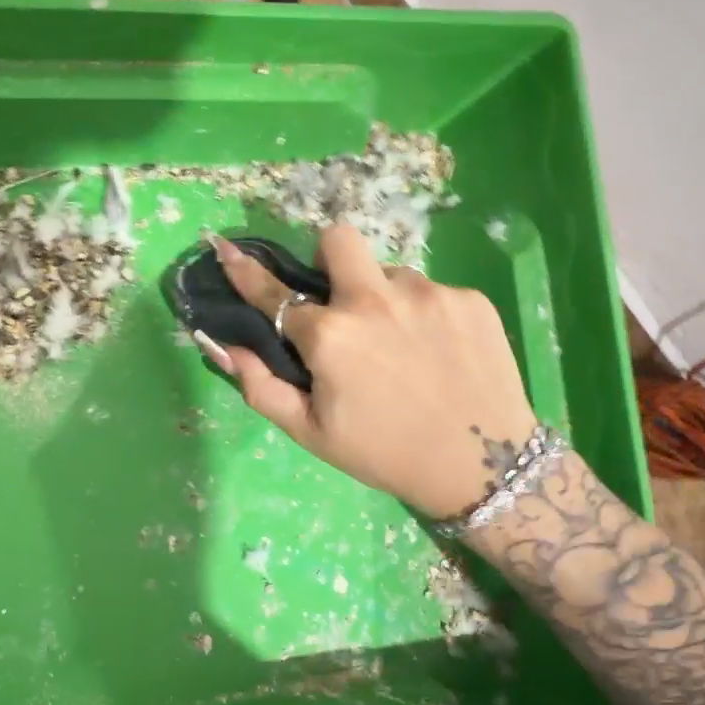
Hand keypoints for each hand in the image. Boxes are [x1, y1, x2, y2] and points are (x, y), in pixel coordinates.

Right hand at [194, 225, 537, 518]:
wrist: (481, 465)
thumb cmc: (381, 453)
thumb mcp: (309, 432)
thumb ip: (259, 385)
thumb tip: (224, 345)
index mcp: (330, 336)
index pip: (274, 292)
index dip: (246, 271)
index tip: (227, 250)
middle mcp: (375, 300)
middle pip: (339, 239)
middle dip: (328, 258)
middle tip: (339, 301)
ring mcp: (429, 294)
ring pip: (388, 274)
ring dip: (381, 299)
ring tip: (398, 348)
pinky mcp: (470, 299)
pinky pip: (430, 291)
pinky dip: (421, 314)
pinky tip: (433, 353)